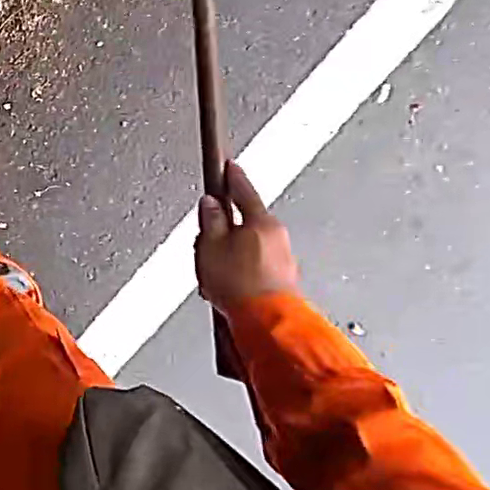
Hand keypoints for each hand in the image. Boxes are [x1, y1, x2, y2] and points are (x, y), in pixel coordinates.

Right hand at [195, 161, 300, 310]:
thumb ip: (210, 220)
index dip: (233, 176)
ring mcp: (283, 258)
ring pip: (250, 243)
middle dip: (226, 224)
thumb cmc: (240, 285)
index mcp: (260, 222)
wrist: (266, 323)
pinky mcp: (282, 277)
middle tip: (207, 233)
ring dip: (232, 249)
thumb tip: (210, 204)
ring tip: (214, 267)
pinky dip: (241, 266)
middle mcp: (277, 236)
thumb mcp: (210, 245)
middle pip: (246, 219)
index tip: (229, 166)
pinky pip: (255, 262)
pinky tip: (228, 281)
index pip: (243, 190)